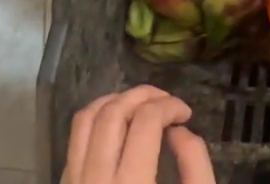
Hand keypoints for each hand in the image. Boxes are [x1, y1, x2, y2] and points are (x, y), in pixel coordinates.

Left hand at [63, 85, 214, 183]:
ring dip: (115, 101)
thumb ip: (196, 167)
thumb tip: (180, 129)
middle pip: (113, 112)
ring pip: (86, 119)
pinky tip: (117, 126)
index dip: (169, 105)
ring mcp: (74, 181)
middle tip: (166, 103)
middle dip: (144, 95)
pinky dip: (96, 120)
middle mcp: (95, 178)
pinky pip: (74, 140)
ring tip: (140, 107)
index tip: (185, 112)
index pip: (145, 122)